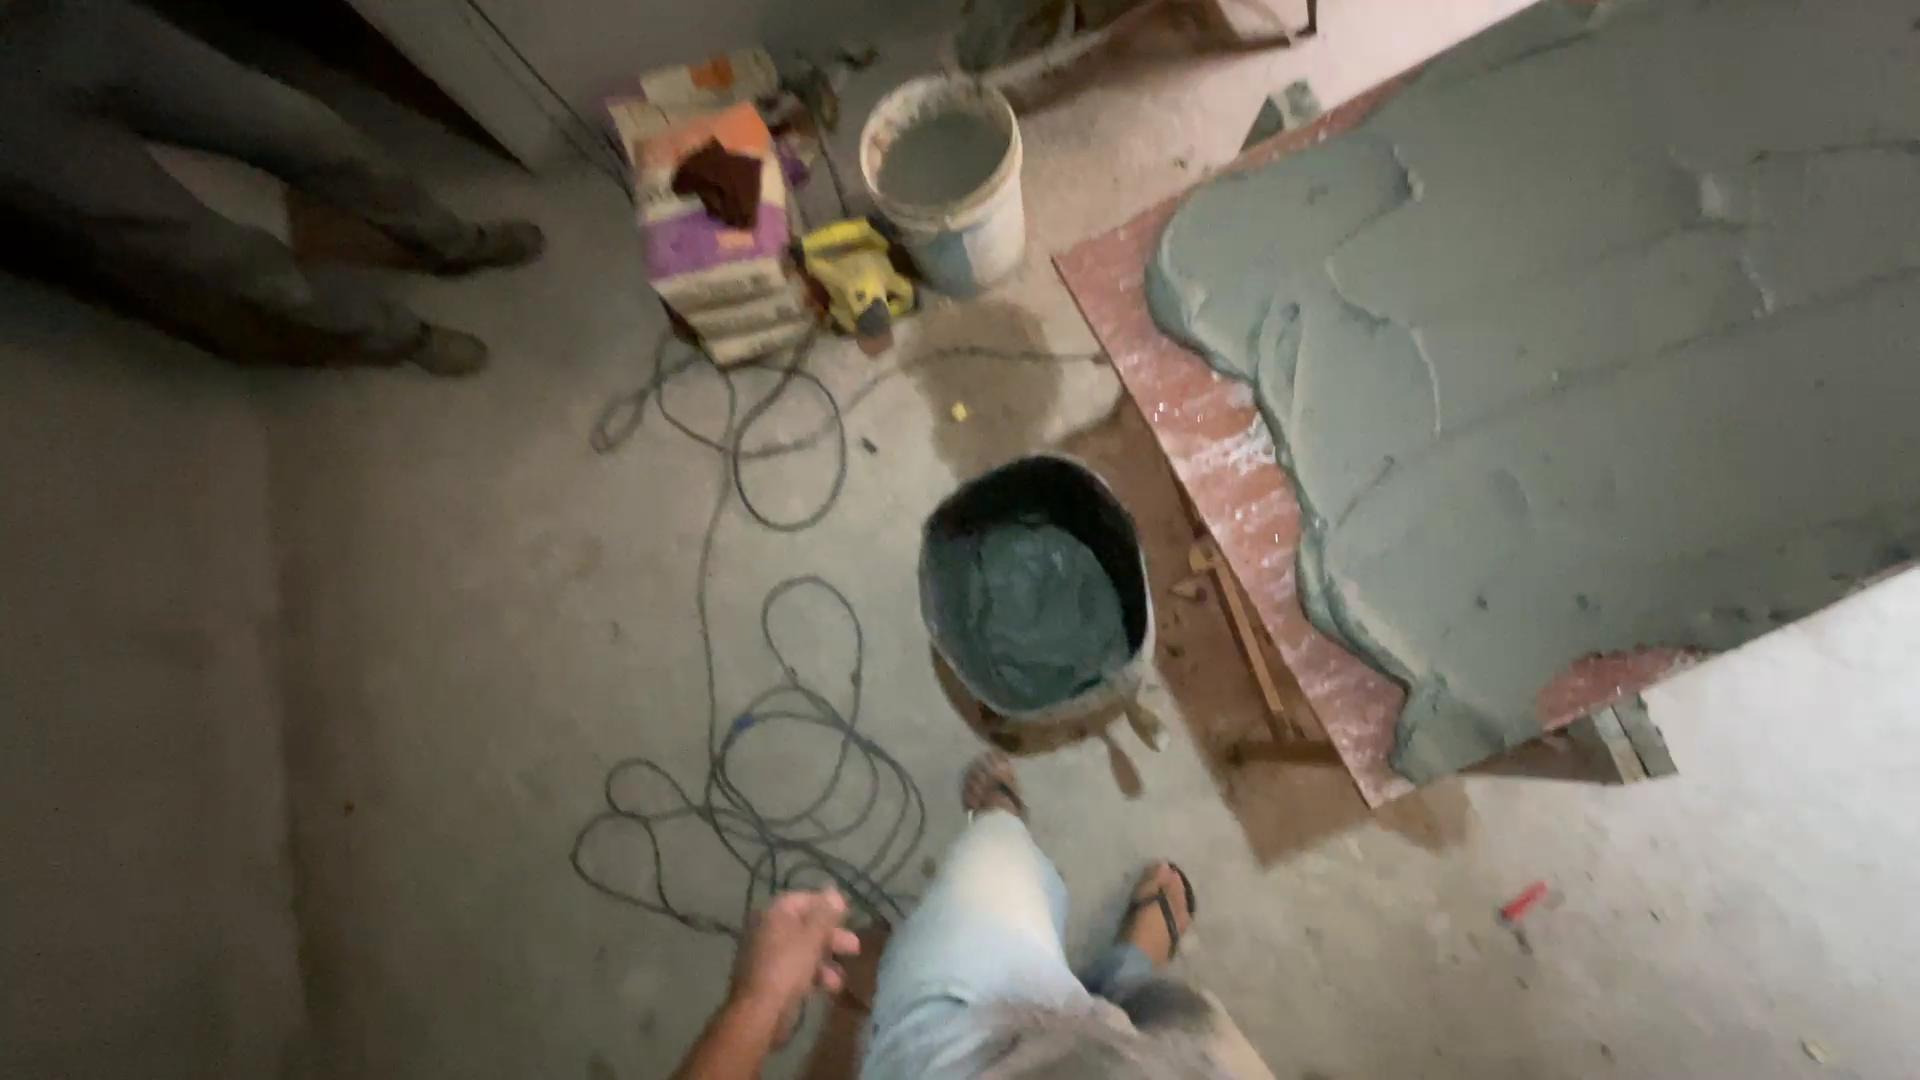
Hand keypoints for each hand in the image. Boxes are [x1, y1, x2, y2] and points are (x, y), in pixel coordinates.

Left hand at [729, 888, 860, 1017]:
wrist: (759, 1014)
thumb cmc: (787, 967)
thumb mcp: (812, 936)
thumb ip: (826, 914)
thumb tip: (835, 893)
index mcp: (775, 914)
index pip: (804, 899)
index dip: (827, 905)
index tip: (847, 916)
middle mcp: (768, 930)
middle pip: (806, 926)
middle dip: (832, 937)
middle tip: (854, 947)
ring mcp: (768, 957)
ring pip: (804, 951)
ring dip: (826, 961)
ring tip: (841, 978)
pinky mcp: (770, 981)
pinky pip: (796, 970)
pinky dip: (814, 976)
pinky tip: (831, 988)